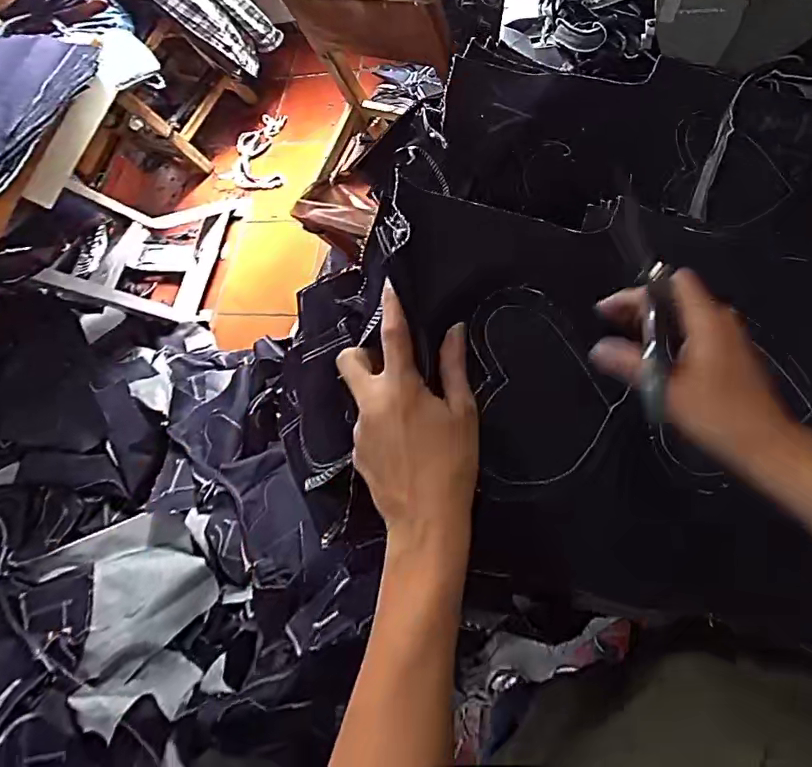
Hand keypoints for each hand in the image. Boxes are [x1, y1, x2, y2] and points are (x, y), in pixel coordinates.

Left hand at [337, 283, 478, 554]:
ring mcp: (359, 430)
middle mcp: (371, 403)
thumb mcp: (462, 412)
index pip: (394, 336)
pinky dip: (381, 419)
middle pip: (349, 361)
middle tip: (393, 363)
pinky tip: (405, 441)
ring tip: (412, 415)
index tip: (388, 288)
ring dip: (379, 391)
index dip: (391, 308)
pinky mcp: (355, 452)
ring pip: (360, 394)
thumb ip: (453, 368)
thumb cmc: (454, 463)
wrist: (425, 522)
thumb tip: (452, 332)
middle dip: (364, 353)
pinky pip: (365, 422)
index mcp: (402, 388)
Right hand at [590, 269, 800, 471]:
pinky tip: (659, 361)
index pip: (673, 281)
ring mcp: (731, 335)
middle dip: (642, 308)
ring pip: (687, 315)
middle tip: (614, 327)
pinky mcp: (734, 352)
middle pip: (676, 296)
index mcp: (707, 320)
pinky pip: (699, 331)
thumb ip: (630, 364)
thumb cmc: (722, 416)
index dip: (637, 291)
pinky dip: (675, 337)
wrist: (766, 444)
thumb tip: (600, 349)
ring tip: (631, 345)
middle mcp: (722, 320)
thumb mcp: (667, 390)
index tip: (611, 309)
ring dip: (657, 325)